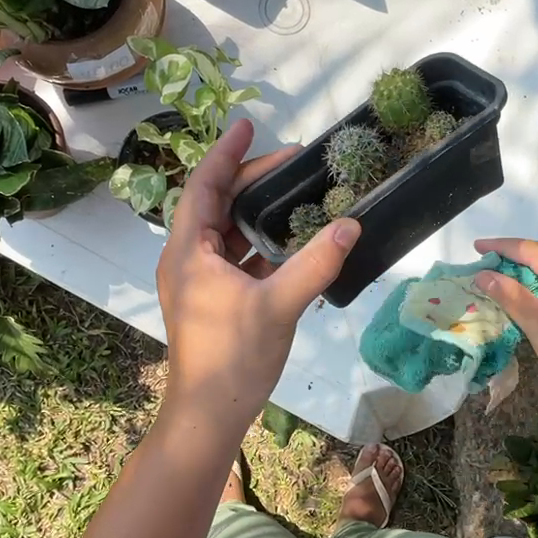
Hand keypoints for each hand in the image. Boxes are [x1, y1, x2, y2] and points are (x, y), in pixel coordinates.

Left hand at [157, 120, 360, 428]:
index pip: (205, 185)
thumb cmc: (235, 356)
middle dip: (251, 181)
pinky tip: (288, 244)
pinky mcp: (211, 303)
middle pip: (216, 205)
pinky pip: (233, 259)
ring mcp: (197, 283)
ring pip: (225, 233)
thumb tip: (350, 225)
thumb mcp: (280, 305)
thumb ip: (316, 263)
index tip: (249, 124)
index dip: (228, 153)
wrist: (209, 412)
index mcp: (189, 250)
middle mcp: (186, 259)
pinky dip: (257, 245)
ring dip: (255, 213)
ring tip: (293, 195)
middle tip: (292, 164)